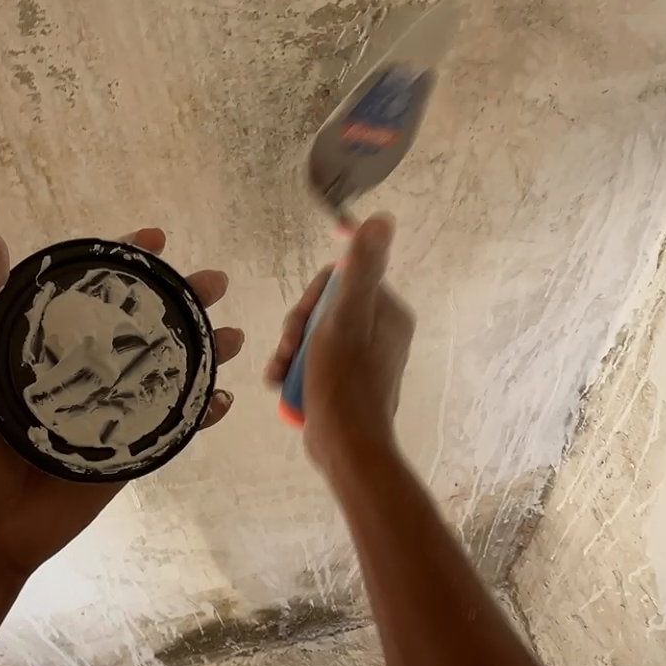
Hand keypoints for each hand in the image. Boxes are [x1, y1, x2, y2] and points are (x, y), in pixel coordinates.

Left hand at [0, 227, 244, 575]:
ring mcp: (111, 406)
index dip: (124, 259)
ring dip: (205, 349)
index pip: (90, 289)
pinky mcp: (129, 447)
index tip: (155, 238)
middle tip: (215, 282)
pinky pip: (173, 424)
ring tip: (233, 336)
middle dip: (183, 298)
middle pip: (142, 323)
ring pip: (166, 367)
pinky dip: (201, 411)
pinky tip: (223, 399)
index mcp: (47, 343)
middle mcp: (86, 366)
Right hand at [265, 214, 414, 478]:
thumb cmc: (344, 380)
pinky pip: (315, 360)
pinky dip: (294, 368)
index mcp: (387, 312)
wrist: (346, 446)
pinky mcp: (347, 382)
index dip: (313, 294)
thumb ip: (362, 269)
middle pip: (324, 309)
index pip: (341, 280)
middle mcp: (380, 331)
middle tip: (286, 349)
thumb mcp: (345, 317)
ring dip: (289, 350)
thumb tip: (382, 219)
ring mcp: (363, 359)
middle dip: (297, 327)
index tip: (303, 316)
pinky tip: (280, 382)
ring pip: (314, 335)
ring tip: (278, 371)